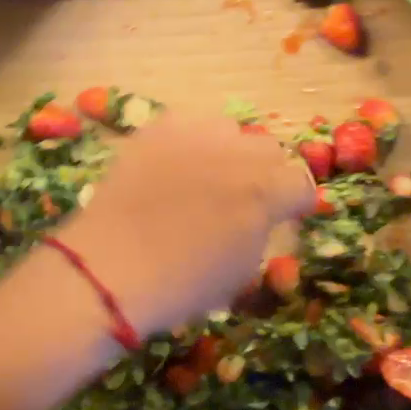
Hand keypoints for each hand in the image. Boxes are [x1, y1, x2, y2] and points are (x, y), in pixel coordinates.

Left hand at [22, 114, 315, 337]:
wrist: (110, 268)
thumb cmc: (182, 284)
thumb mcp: (241, 269)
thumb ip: (263, 229)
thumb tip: (264, 215)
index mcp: (265, 190)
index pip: (300, 182)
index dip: (295, 202)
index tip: (285, 215)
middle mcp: (236, 152)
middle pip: (269, 149)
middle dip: (265, 173)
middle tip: (244, 199)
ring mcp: (194, 135)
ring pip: (229, 130)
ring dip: (227, 152)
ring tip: (206, 178)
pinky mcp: (157, 129)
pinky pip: (187, 125)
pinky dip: (188, 143)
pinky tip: (174, 168)